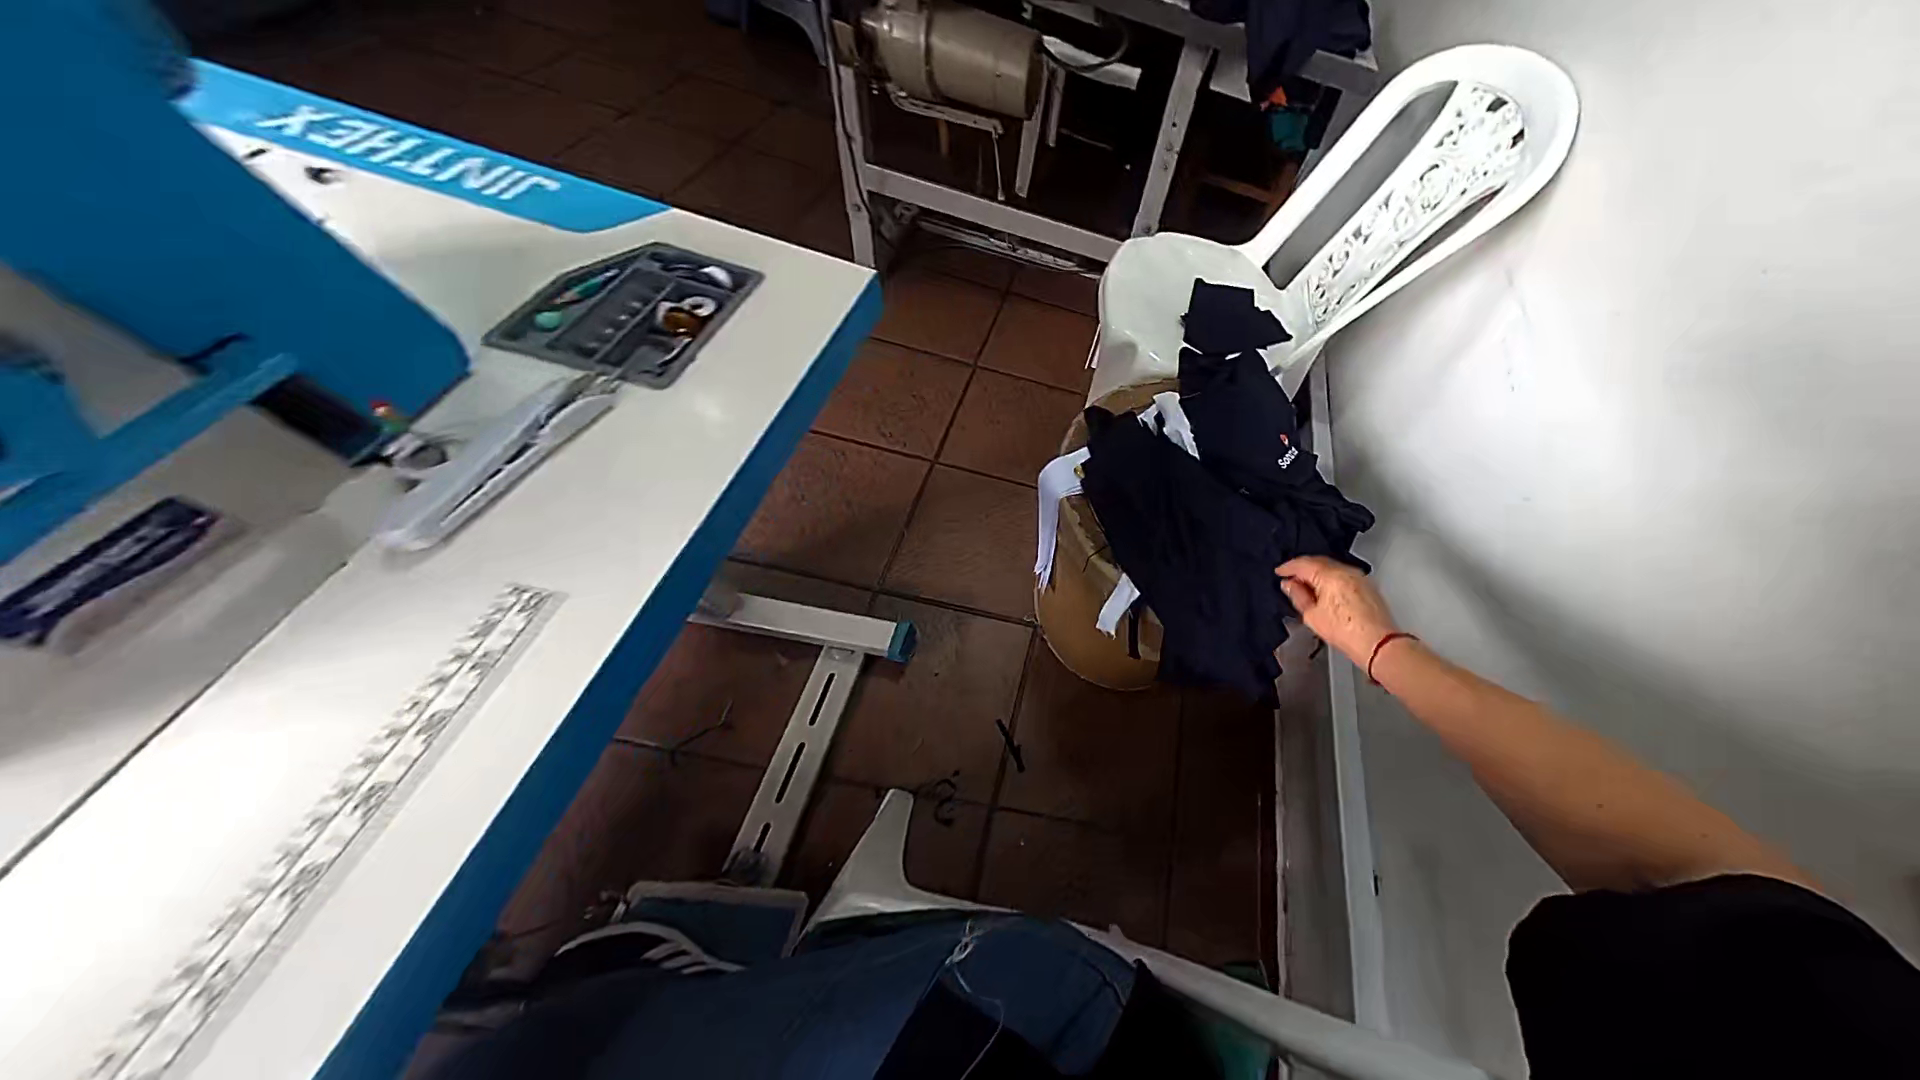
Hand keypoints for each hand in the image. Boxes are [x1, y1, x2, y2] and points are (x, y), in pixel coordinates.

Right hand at [1276, 556, 1399, 664]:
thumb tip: (1290, 585)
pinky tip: (1325, 592)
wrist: (1377, 643)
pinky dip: (1330, 579)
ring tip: (1307, 588)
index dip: (1288, 567)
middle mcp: (1347, 572)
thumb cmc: (1347, 632)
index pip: (1303, 563)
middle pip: (1319, 562)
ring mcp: (1359, 578)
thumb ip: (1298, 595)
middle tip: (1291, 580)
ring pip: (1332, 568)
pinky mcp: (1367, 586)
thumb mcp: (1311, 615)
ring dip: (1317, 574)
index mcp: (1330, 575)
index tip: (1280, 572)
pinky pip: (1343, 575)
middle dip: (1303, 569)